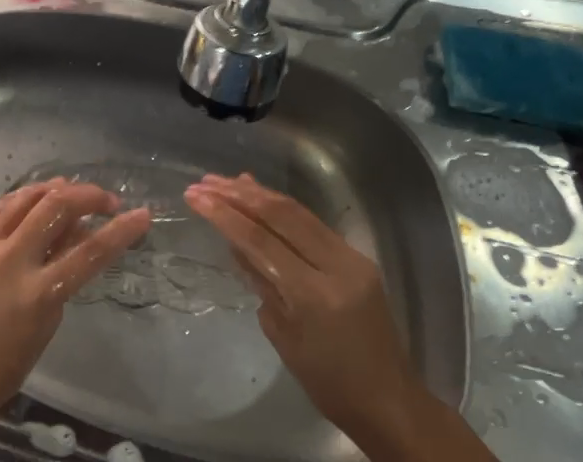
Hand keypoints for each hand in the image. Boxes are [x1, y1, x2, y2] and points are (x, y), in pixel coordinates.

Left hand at [0, 179, 150, 461]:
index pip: (90, 251)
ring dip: (56, 189)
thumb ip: (63, 273)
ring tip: (75, 192)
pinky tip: (39, 198)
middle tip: (106, 200)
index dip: (121, 230)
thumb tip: (78, 233)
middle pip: (57, 207)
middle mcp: (11, 260)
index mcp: (39, 294)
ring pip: (27, 197)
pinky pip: (2, 207)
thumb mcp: (48, 320)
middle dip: (88, 195)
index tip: (142, 215)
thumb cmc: (8, 360)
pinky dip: (25, 198)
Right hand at [184, 173, 410, 430]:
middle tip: (203, 183)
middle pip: (281, 216)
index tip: (193, 197)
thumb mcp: (280, 332)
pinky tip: (258, 195)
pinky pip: (312, 223)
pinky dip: (281, 207)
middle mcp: (337, 267)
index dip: (223, 214)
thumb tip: (235, 241)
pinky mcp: (358, 258)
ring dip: (258, 193)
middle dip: (237, 195)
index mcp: (314, 294)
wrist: (389, 401)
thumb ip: (259, 280)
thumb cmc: (326, 380)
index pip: (260, 240)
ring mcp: (352, 259)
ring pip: (298, 212)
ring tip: (222, 181)